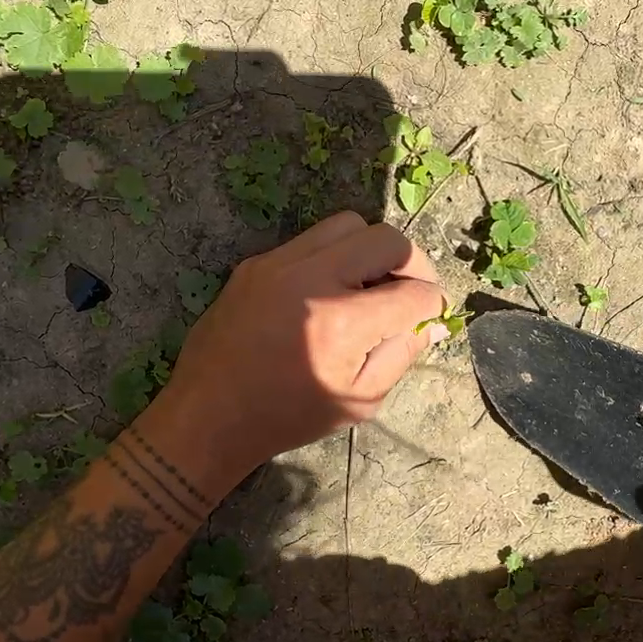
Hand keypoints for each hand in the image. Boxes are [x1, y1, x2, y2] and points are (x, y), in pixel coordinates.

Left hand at [138, 213, 446, 492]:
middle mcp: (313, 279)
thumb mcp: (360, 399)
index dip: (433, 306)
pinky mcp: (257, 263)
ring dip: (371, 250)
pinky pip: (311, 239)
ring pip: (349, 224)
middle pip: (388, 239)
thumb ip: (403, 353)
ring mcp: (280, 263)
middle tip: (409, 292)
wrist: (209, 414)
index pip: (415, 292)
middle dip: (412, 264)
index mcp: (342, 323)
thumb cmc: (288, 417)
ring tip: (368, 285)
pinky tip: (328, 290)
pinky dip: (333, 256)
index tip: (428, 317)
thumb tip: (432, 320)